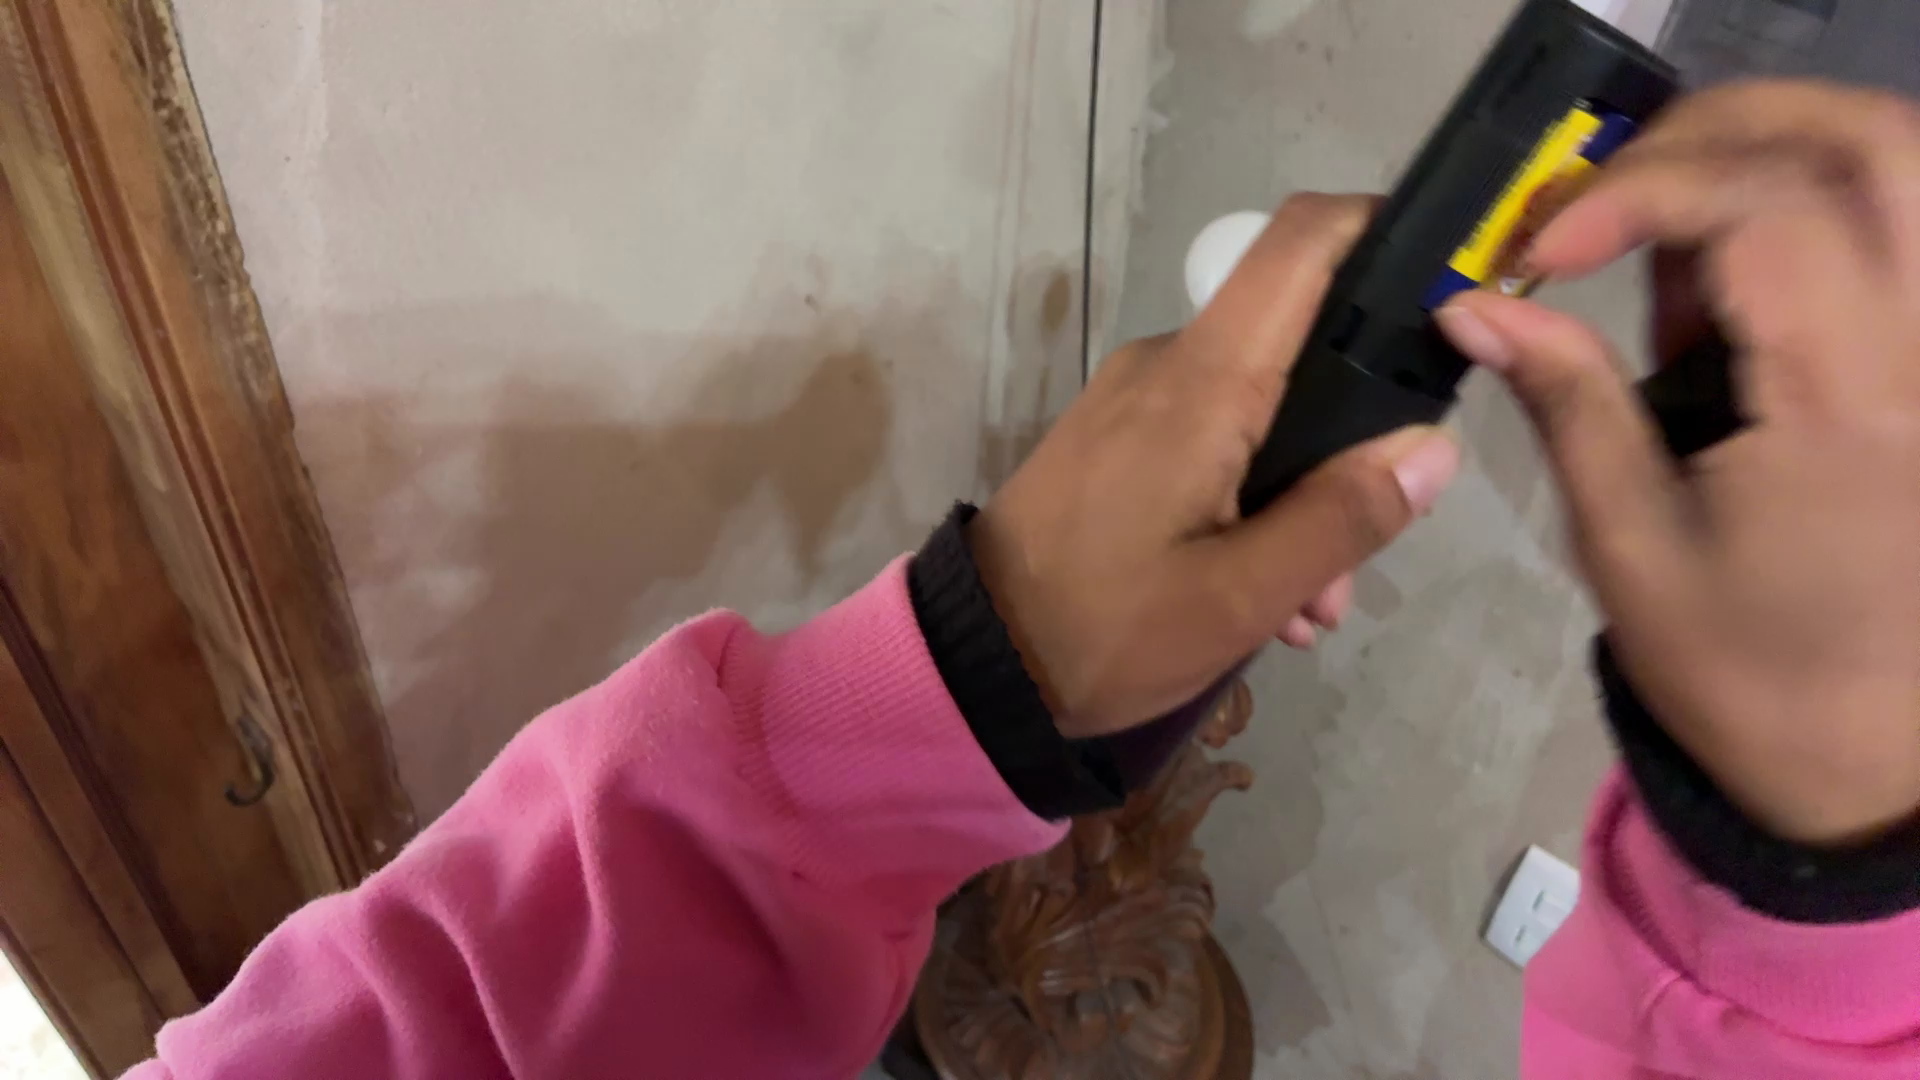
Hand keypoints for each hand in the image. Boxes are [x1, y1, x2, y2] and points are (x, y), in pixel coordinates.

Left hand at [971, 194, 1458, 738]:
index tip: (1444, 297)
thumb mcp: (1240, 595)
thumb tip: (1429, 446)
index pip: (1298, 243)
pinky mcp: (1108, 444)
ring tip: (1301, 607)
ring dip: (1294, 499)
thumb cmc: (1106, 628)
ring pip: (1251, 416)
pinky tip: (1249, 593)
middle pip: (1293, 352)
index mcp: (1200, 382)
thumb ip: (1341, 515)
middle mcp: (1162, 369)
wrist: (978, 653)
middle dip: (1346, 446)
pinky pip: (1199, 446)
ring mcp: (1128, 406)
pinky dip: (1241, 505)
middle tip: (1352, 560)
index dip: (1382, 236)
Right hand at [1437, 80, 1919, 844]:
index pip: (1769, 213)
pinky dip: (1787, 208)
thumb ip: (1563, 400)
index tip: (1528, 253)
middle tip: (1579, 192)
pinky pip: (1892, 228)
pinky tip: (1695, 268)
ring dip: (1752, 154)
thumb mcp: (1622, 532)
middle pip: (1876, 139)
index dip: (1635, 198)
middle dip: (1706, 131)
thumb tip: (1473, 307)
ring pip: (1902, 163)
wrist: (1874, 741)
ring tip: (1625, 222)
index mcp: (1859, 399)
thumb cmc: (1733, 652)